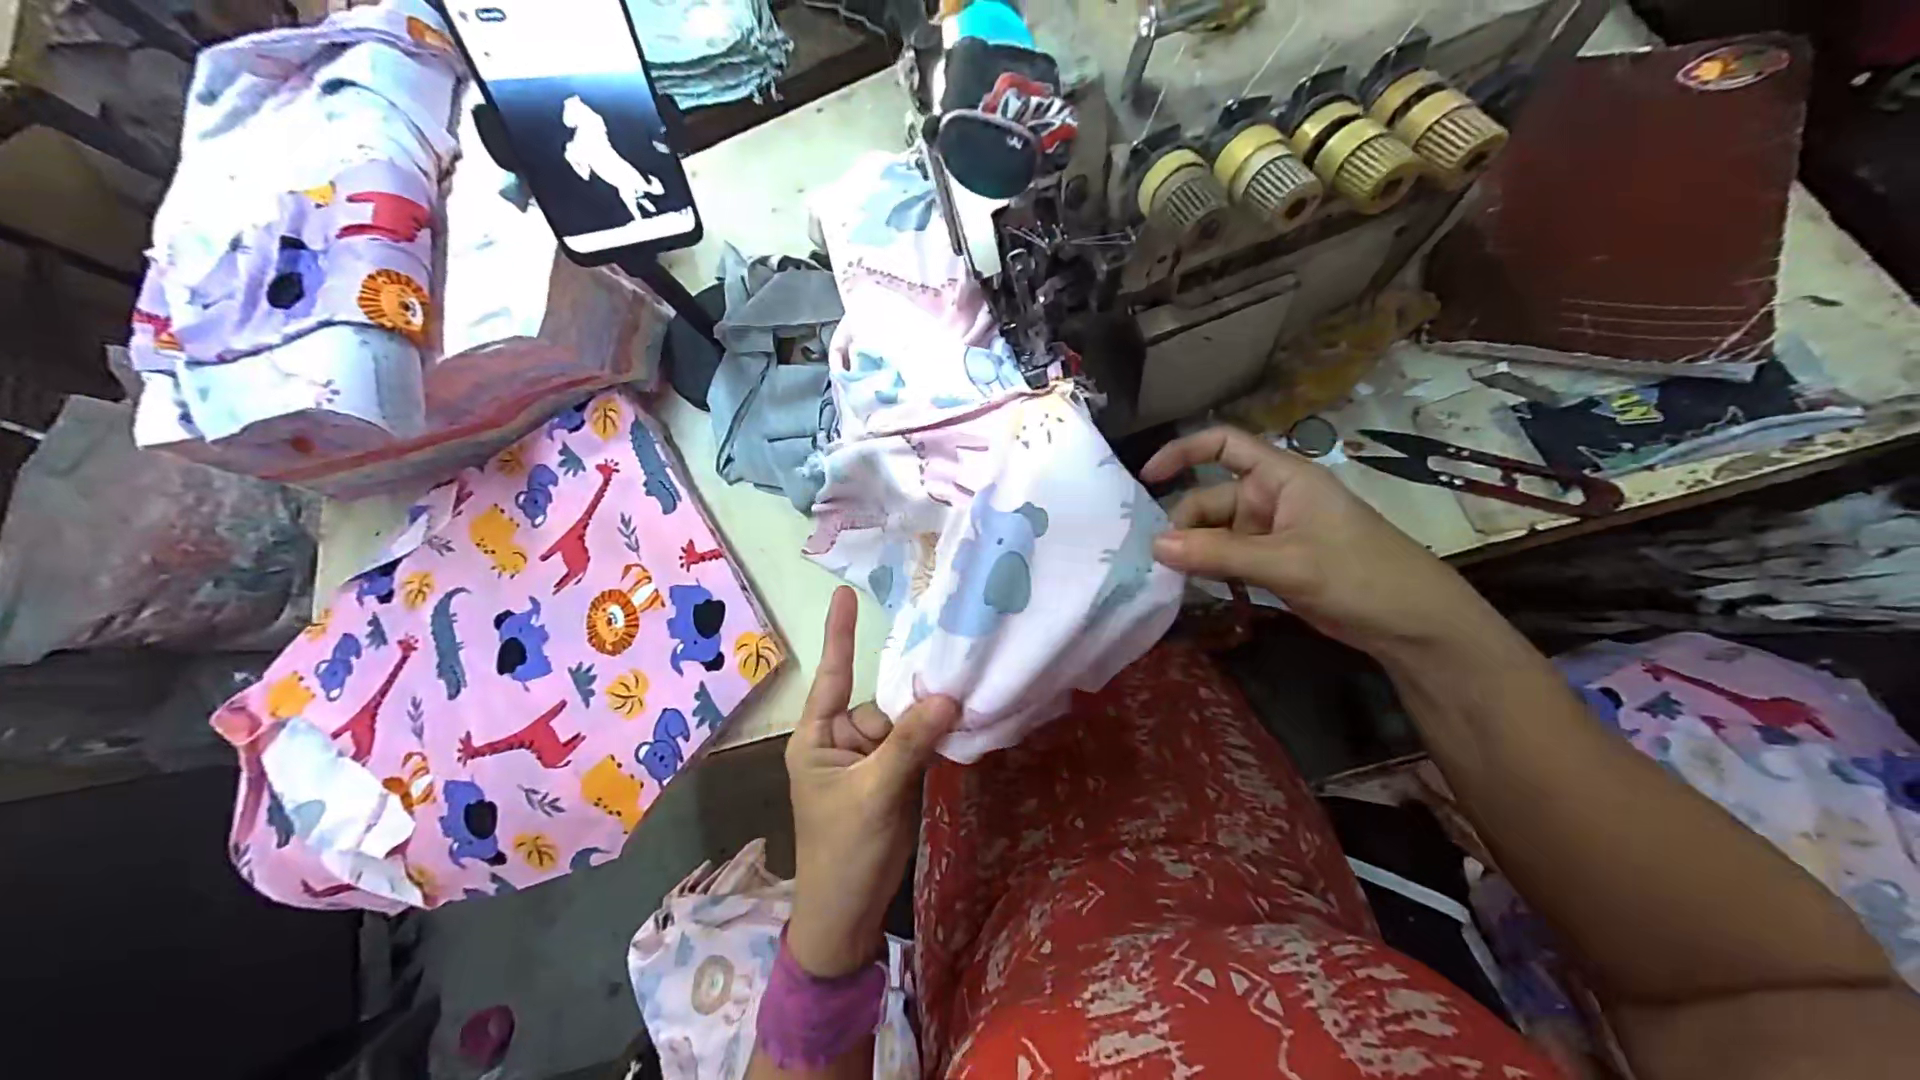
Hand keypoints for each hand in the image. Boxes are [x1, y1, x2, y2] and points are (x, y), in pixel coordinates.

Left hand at [784, 586, 960, 976]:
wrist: (848, 913)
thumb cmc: (844, 852)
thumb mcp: (875, 793)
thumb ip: (909, 742)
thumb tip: (947, 697)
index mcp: (817, 738)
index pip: (832, 676)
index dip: (839, 634)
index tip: (845, 593)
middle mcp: (840, 740)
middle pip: (881, 703)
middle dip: (907, 705)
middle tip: (937, 697)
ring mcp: (866, 760)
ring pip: (903, 724)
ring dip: (926, 723)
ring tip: (951, 718)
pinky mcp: (888, 777)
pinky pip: (912, 745)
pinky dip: (931, 739)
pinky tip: (957, 727)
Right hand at [1142, 426, 1498, 659]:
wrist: (1412, 624)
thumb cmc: (1359, 574)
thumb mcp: (1285, 561)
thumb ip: (1218, 553)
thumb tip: (1154, 546)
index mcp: (1281, 477)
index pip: (1223, 445)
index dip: (1182, 452)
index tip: (1146, 479)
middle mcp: (1271, 498)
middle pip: (1209, 499)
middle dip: (1181, 525)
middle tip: (1155, 560)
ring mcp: (1271, 533)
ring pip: (1215, 534)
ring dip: (1191, 552)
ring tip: (1164, 577)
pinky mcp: (1272, 564)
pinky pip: (1227, 559)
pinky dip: (1208, 570)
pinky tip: (1189, 588)